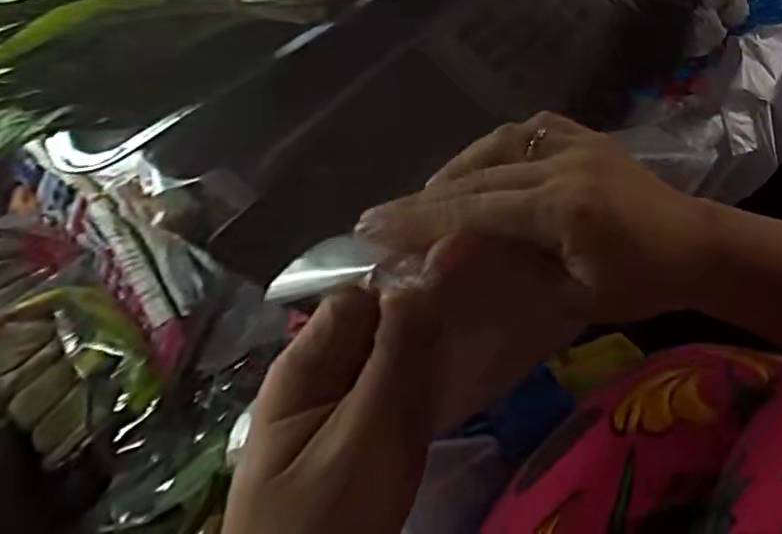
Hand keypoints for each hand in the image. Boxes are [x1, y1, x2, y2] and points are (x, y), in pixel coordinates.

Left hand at [225, 234, 586, 533]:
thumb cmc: (327, 526)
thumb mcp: (366, 436)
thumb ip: (397, 355)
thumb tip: (424, 273)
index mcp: (304, 367)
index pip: (359, 296)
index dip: (406, 288)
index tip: (459, 288)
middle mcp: (319, 377)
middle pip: (377, 321)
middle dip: (424, 317)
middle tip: (478, 318)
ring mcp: (340, 408)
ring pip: (392, 354)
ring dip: (430, 349)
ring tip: (476, 343)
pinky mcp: (361, 435)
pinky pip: (398, 388)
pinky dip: (427, 380)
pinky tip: (459, 383)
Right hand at [357, 112, 715, 324]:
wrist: (697, 243)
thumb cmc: (643, 282)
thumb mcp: (576, 295)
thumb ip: (515, 268)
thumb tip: (456, 254)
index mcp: (563, 206)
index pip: (476, 209)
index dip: (421, 219)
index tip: (372, 226)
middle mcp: (565, 162)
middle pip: (482, 175)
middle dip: (427, 196)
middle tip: (383, 212)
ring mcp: (580, 142)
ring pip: (502, 142)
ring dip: (461, 164)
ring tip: (431, 191)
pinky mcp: (591, 136)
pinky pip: (535, 127)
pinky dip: (502, 143)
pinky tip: (487, 159)